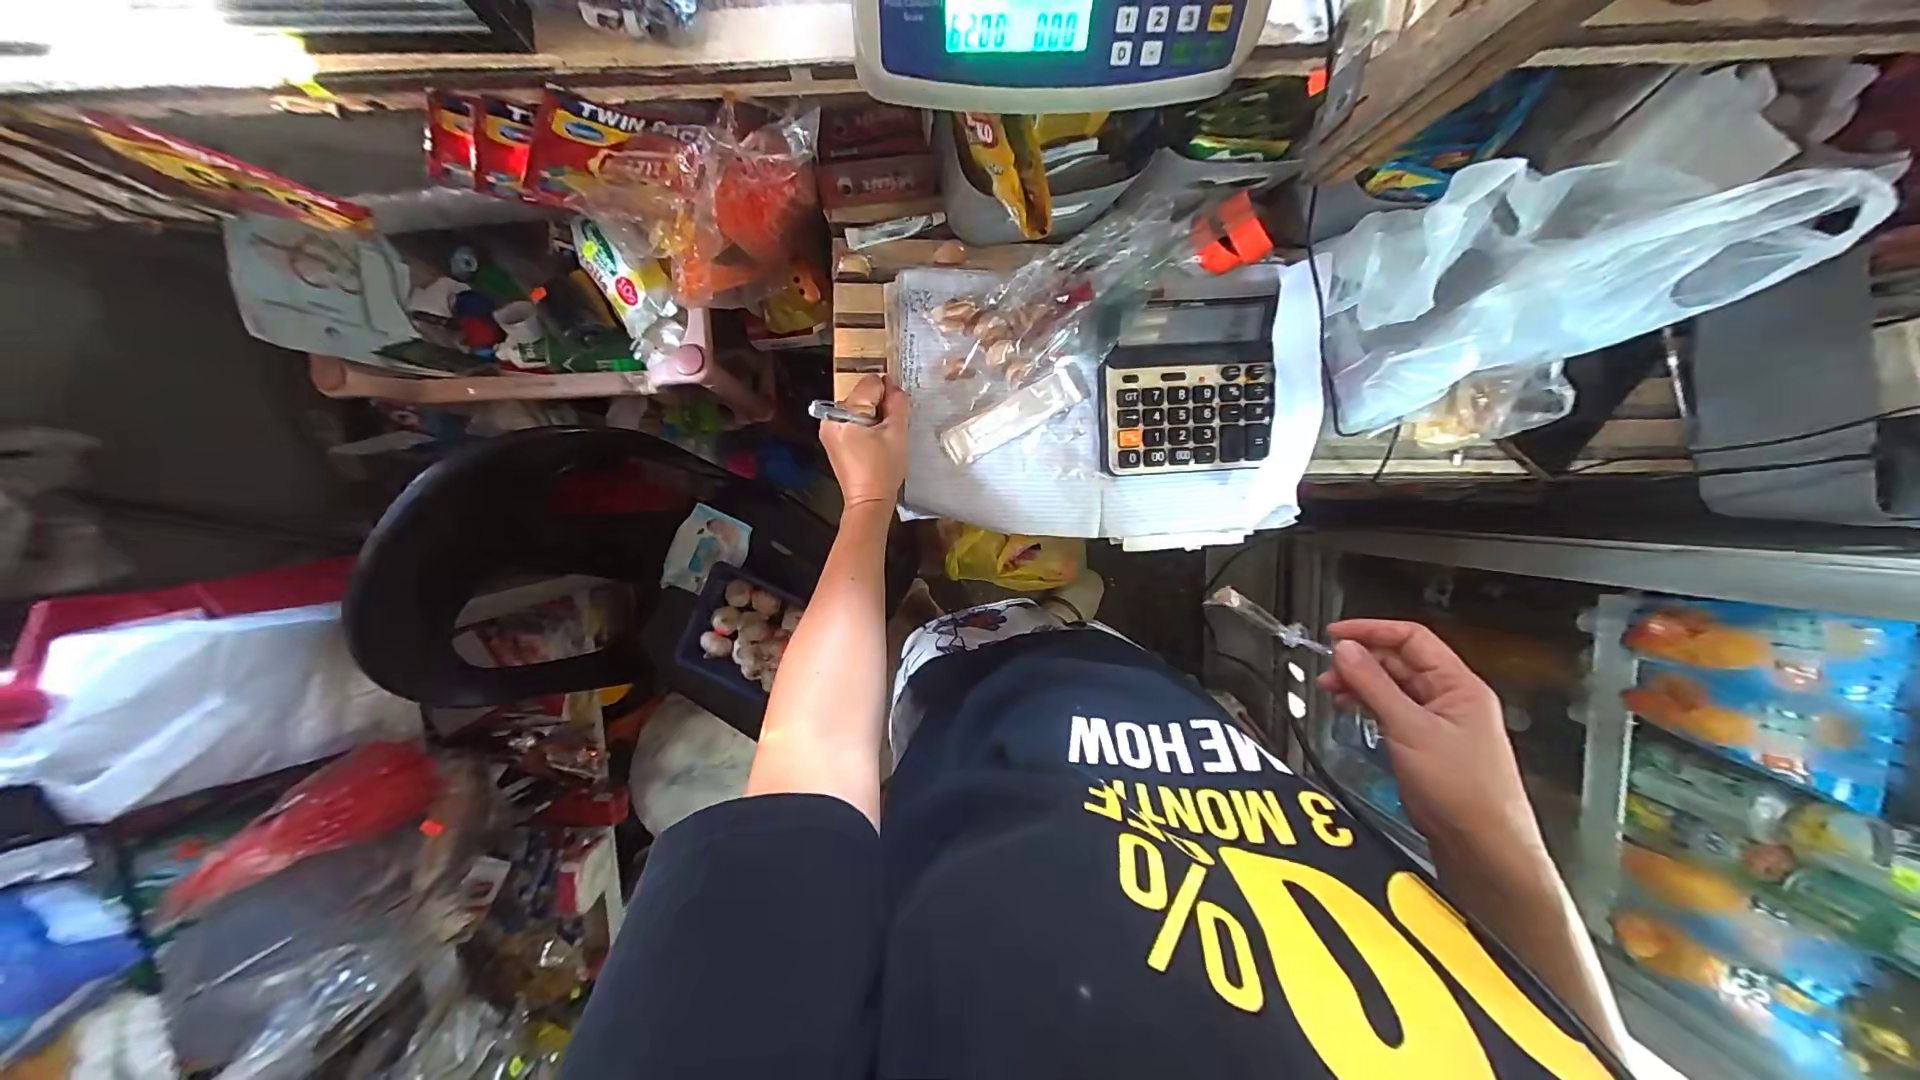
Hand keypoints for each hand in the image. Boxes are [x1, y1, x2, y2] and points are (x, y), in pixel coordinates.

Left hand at [821, 376, 910, 509]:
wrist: (869, 501)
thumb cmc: (884, 470)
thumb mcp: (897, 433)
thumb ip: (898, 403)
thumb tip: (894, 385)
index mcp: (844, 414)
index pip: (870, 384)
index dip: (888, 392)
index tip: (898, 410)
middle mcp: (830, 417)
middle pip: (861, 395)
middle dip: (878, 405)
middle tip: (890, 428)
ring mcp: (828, 429)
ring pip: (856, 407)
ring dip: (871, 415)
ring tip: (881, 437)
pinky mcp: (831, 439)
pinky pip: (850, 420)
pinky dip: (863, 425)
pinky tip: (872, 442)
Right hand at [1316, 619, 1540, 856]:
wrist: (1481, 844)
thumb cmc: (1463, 790)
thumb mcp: (1410, 728)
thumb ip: (1373, 684)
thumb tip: (1346, 649)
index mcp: (1459, 685)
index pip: (1411, 638)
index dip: (1371, 630)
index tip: (1336, 634)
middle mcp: (1449, 697)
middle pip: (1397, 661)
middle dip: (1359, 660)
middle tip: (1327, 669)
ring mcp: (1436, 719)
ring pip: (1390, 685)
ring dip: (1358, 682)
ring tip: (1331, 690)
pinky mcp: (1422, 740)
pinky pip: (1389, 707)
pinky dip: (1365, 703)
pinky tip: (1349, 708)